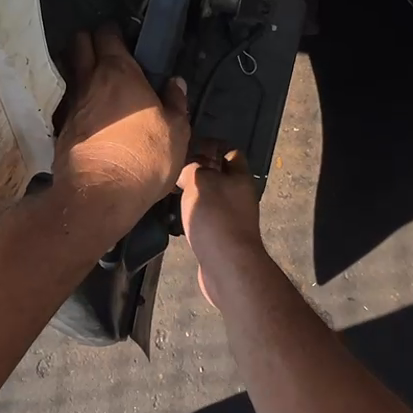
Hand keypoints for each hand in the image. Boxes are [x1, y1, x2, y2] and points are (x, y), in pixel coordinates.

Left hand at [53, 25, 190, 221]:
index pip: (108, 34)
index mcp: (119, 72)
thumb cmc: (144, 157)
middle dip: (89, 41)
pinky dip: (77, 101)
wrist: (99, 195)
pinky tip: (88, 114)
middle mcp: (90, 80)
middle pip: (80, 43)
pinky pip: (68, 102)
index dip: (114, 31)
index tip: (124, 38)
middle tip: (106, 52)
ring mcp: (71, 103)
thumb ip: (176, 103)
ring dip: (80, 69)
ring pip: (71, 72)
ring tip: (97, 82)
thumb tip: (176, 82)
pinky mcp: (60, 128)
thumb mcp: (176, 131)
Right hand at [178, 142, 265, 305]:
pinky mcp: (223, 238)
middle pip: (220, 175)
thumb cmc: (215, 217)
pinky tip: (178, 217)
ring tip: (172, 191)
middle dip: (199, 171)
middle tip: (175, 170)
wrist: (228, 267)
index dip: (211, 146)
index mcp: (240, 177)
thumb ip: (192, 167)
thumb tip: (187, 168)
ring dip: (195, 195)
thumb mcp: (199, 181)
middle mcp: (240, 195)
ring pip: (212, 197)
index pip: (230, 151)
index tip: (189, 147)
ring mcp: (233, 218)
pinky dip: (195, 215)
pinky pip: (208, 218)